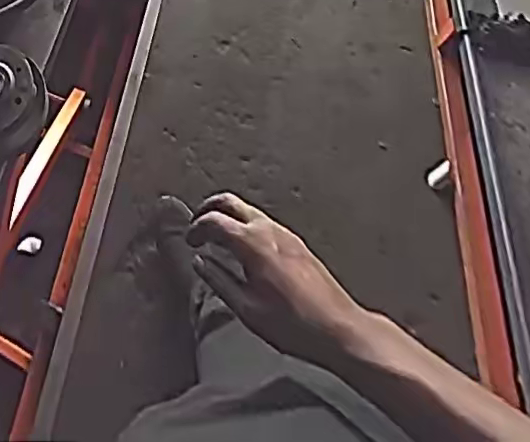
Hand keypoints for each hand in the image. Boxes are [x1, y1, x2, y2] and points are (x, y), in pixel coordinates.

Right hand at [186, 192, 370, 367]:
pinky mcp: (295, 242)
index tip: (190, 241)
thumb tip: (201, 263)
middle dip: (208, 208)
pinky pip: (263, 222)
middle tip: (197, 225)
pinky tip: (244, 248)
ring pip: (247, 210)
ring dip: (228, 216)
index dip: (196, 228)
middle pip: (230, 201)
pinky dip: (245, 225)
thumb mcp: (247, 309)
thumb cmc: (294, 325)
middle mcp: (268, 229)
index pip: (214, 220)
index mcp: (253, 243)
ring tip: (217, 239)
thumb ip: (219, 280)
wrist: (339, 328)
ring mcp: (284, 233)